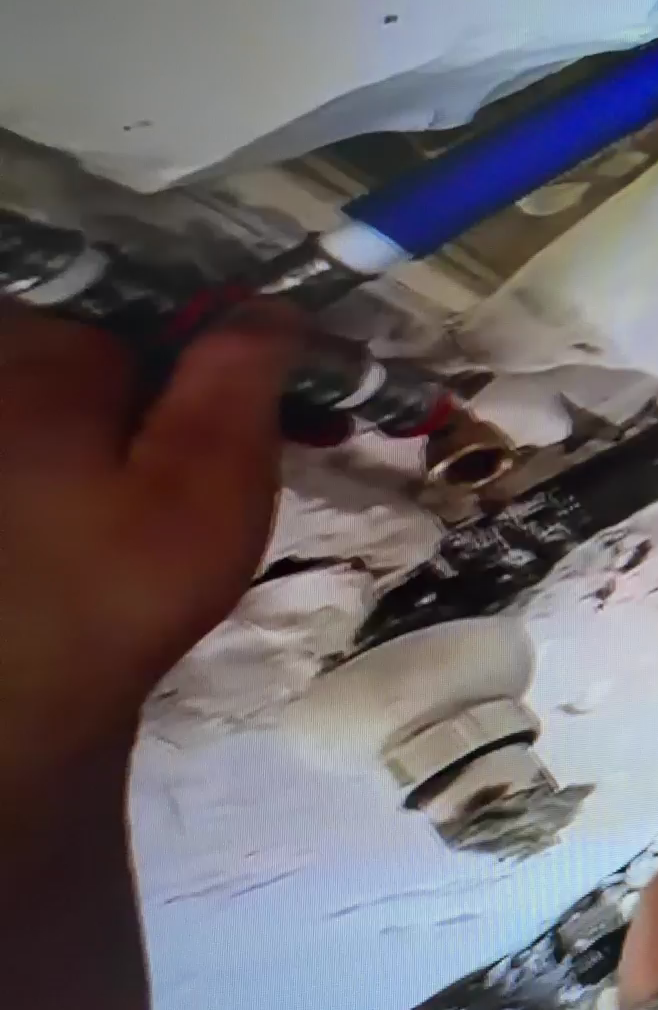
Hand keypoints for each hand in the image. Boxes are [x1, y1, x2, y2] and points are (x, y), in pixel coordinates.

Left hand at [0, 303, 295, 761]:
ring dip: (149, 429)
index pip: (147, 318)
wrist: (15, 702)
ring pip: (81, 404)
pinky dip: (106, 463)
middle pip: (106, 354)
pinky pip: (54, 447)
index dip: (217, 356)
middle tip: (240, 458)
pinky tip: (133, 514)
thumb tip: (273, 306)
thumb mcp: (214, 473)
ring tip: (196, 493)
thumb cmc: (129, 578)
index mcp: (38, 365)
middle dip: (181, 391)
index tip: (278, 407)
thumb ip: (239, 378)